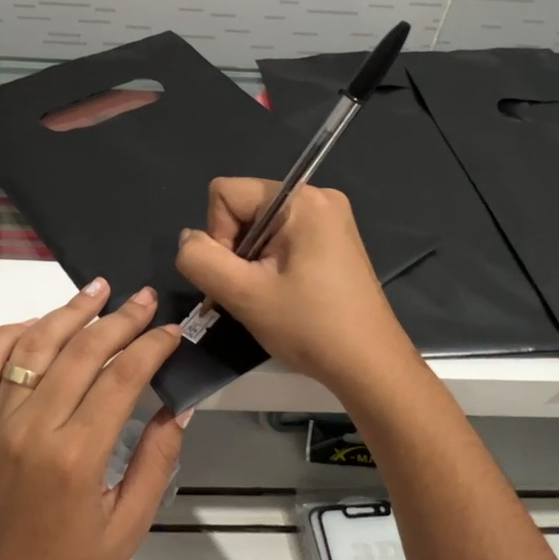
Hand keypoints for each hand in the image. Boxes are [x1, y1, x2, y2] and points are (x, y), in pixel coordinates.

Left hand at [0, 280, 188, 559]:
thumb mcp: (129, 525)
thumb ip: (156, 460)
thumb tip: (178, 406)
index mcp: (75, 457)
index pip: (120, 378)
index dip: (152, 347)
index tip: (173, 331)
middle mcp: (30, 429)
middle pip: (80, 351)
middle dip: (120, 319)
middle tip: (145, 299)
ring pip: (32, 345)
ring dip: (68, 312)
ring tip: (98, 290)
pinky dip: (9, 335)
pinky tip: (38, 323)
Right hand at [175, 177, 416, 390]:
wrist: (369, 366)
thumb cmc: (310, 327)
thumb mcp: (244, 294)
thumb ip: (201, 260)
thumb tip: (189, 240)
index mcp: (301, 199)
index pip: (226, 193)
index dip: (218, 234)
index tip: (239, 275)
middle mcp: (318, 198)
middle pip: (244, 207)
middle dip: (236, 250)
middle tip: (253, 292)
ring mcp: (330, 220)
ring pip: (260, 226)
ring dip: (252, 261)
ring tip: (269, 297)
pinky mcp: (334, 242)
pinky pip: (283, 238)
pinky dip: (272, 264)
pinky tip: (284, 294)